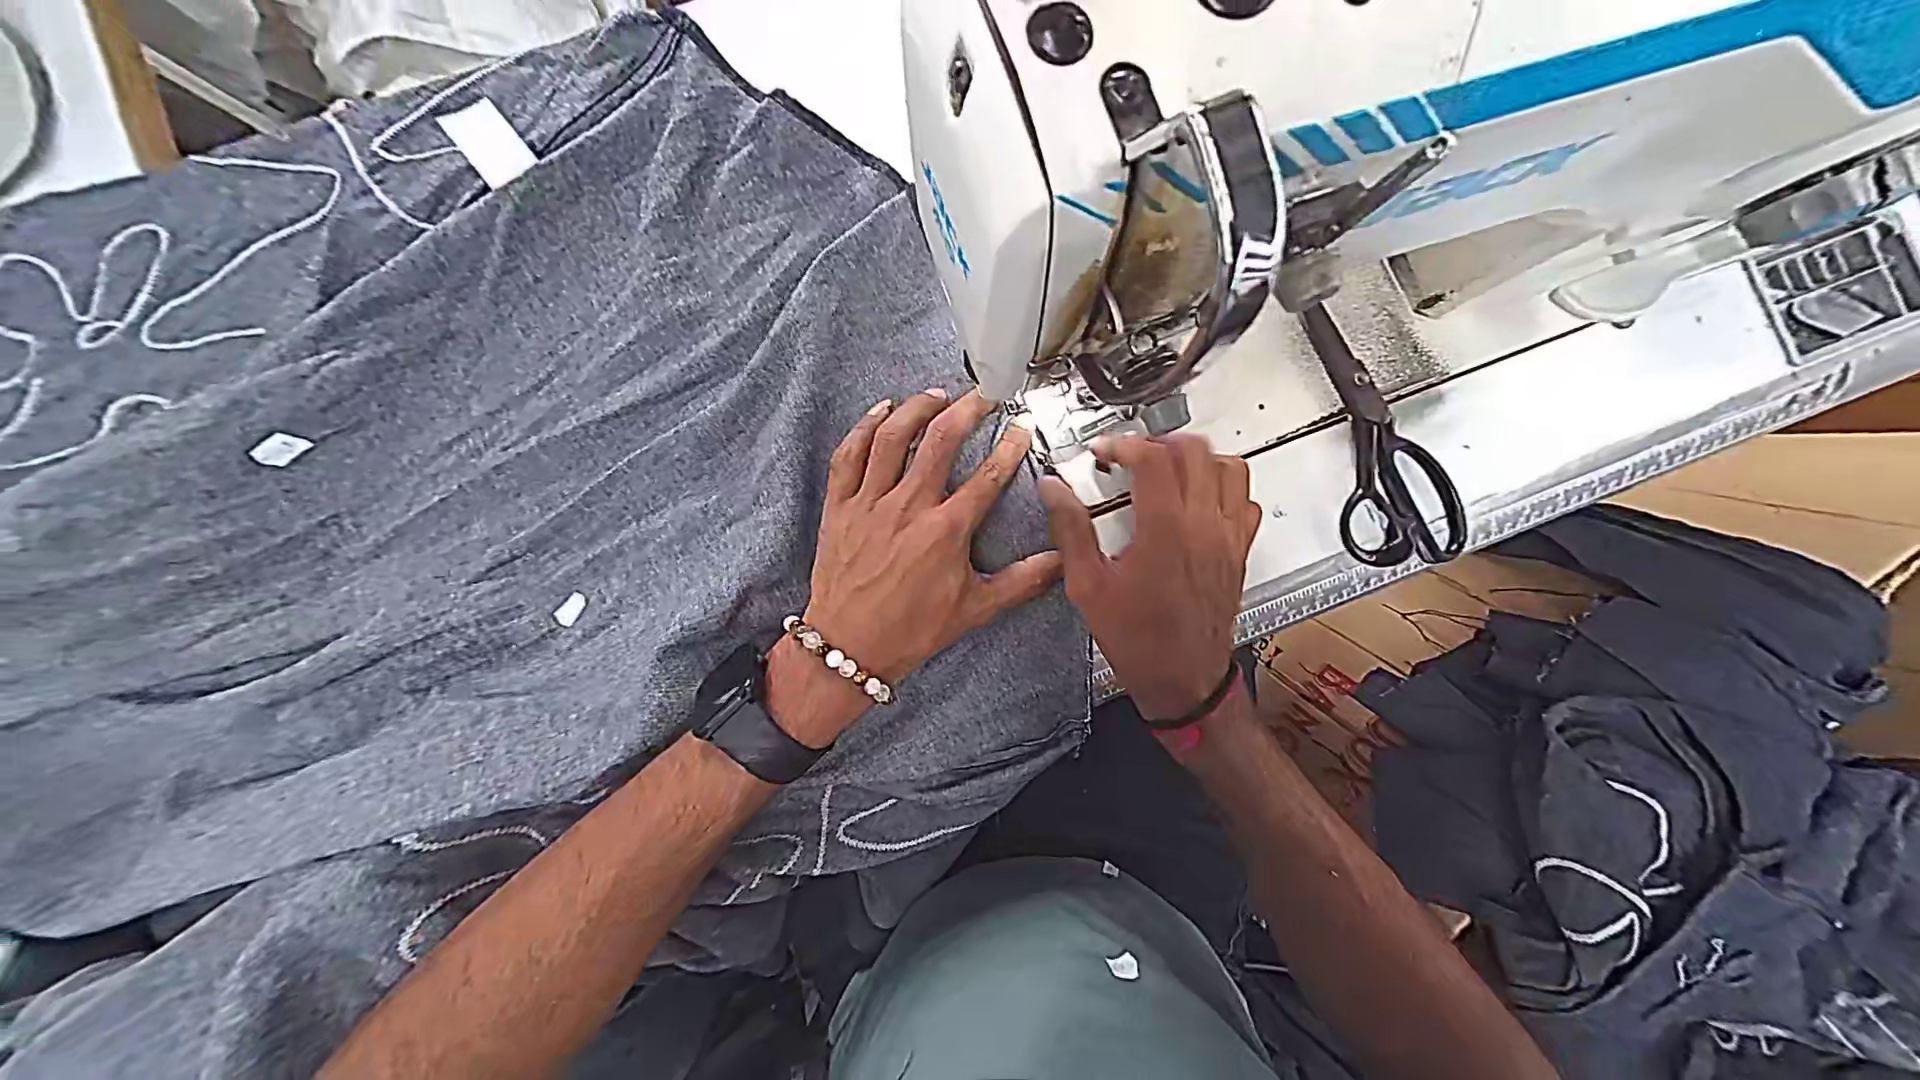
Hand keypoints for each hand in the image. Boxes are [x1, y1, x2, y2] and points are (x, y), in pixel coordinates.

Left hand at [768, 388, 1063, 743]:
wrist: (850, 646)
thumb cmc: (909, 630)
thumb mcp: (975, 609)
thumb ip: (1022, 582)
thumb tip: (1060, 563)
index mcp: (945, 531)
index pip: (986, 476)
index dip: (1009, 447)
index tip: (1020, 430)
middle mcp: (908, 508)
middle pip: (940, 441)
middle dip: (966, 410)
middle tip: (982, 397)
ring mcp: (870, 504)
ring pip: (892, 437)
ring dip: (917, 409)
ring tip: (936, 394)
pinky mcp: (840, 507)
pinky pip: (848, 455)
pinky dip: (864, 427)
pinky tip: (880, 412)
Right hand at [1039, 435, 1259, 721]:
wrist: (1182, 678)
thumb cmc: (1140, 640)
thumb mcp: (1088, 585)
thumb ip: (1071, 529)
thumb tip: (1055, 492)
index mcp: (1164, 531)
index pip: (1152, 458)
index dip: (1123, 445)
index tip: (1106, 453)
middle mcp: (1203, 527)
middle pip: (1194, 451)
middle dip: (1158, 443)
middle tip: (1133, 457)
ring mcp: (1227, 538)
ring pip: (1229, 467)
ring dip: (1196, 458)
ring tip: (1167, 469)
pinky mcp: (1239, 552)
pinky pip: (1244, 501)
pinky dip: (1224, 487)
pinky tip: (1200, 500)